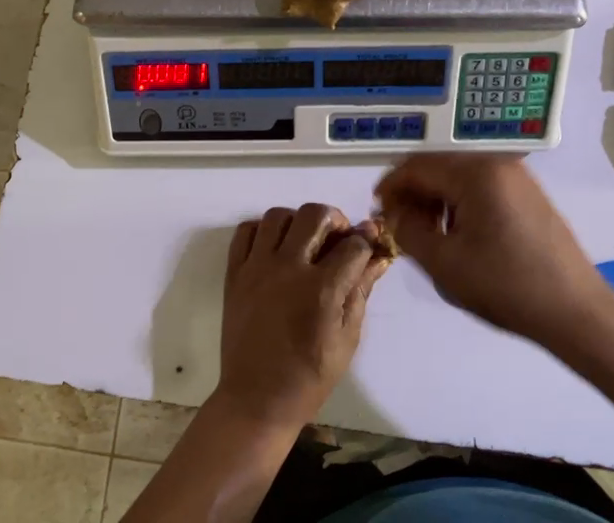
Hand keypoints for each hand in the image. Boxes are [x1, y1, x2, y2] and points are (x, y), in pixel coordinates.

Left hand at [216, 203, 388, 427]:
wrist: (257, 398)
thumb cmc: (310, 376)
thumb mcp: (348, 337)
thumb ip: (361, 291)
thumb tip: (379, 256)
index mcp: (321, 289)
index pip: (352, 245)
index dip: (367, 239)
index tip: (371, 241)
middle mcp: (288, 268)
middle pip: (314, 215)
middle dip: (335, 219)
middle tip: (339, 237)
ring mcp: (257, 267)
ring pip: (278, 215)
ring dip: (298, 221)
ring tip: (306, 241)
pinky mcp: (234, 273)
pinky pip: (246, 231)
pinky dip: (263, 230)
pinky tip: (275, 248)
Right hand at [376, 154, 610, 346]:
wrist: (576, 312)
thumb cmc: (505, 286)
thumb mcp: (443, 262)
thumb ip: (407, 230)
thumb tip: (393, 211)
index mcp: (475, 173)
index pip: (416, 166)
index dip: (390, 186)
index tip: (377, 211)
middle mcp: (497, 163)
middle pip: (439, 167)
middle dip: (413, 193)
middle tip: (399, 225)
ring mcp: (517, 177)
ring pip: (459, 177)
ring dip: (436, 199)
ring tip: (428, 234)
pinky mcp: (529, 195)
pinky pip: (482, 187)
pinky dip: (461, 203)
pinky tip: (458, 235)